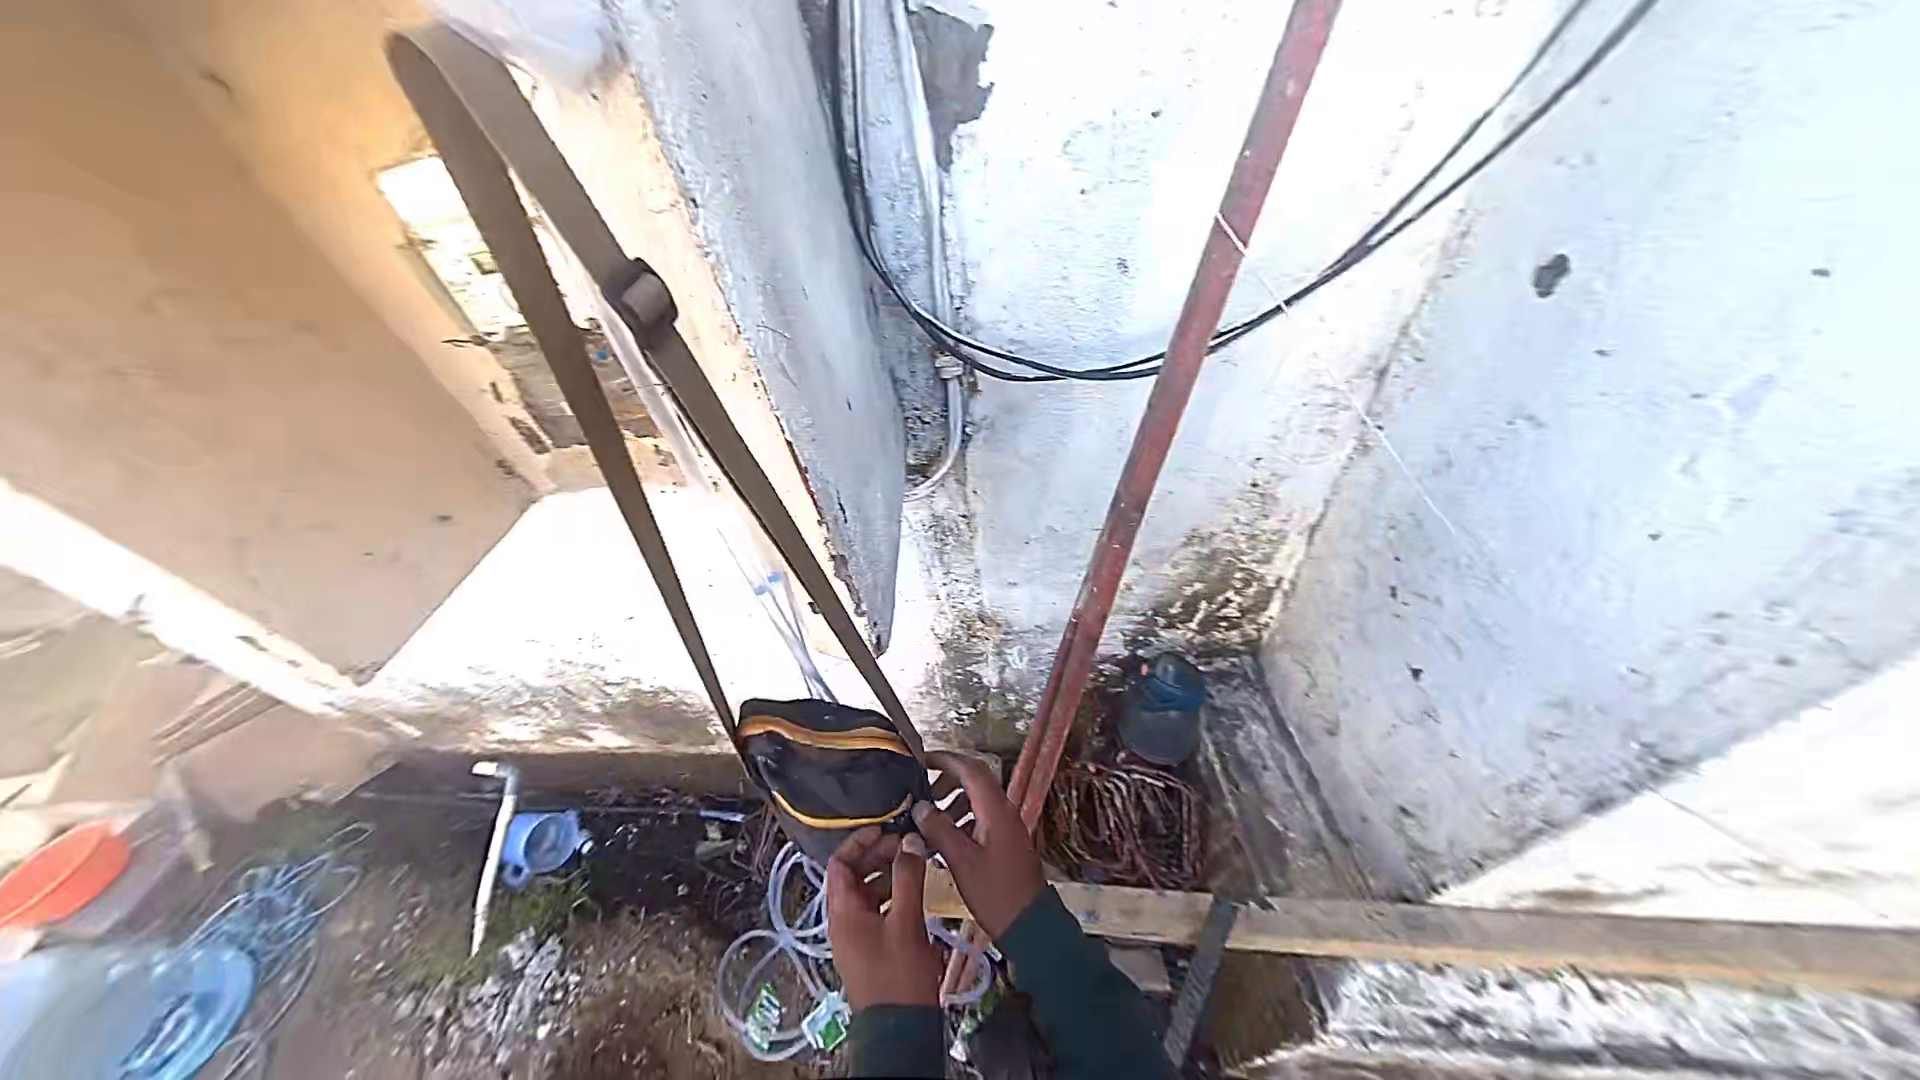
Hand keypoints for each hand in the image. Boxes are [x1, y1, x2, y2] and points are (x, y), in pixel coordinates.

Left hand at [825, 825, 941, 1008]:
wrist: (901, 1031)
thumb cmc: (898, 975)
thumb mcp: (905, 921)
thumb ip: (907, 877)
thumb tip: (910, 840)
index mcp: (842, 912)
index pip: (840, 863)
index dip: (860, 842)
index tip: (885, 829)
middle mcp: (844, 921)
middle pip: (854, 875)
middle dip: (878, 855)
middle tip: (906, 845)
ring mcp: (857, 935)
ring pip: (867, 891)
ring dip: (887, 873)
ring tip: (913, 863)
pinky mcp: (872, 947)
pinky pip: (877, 909)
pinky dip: (892, 893)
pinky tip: (913, 890)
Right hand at [912, 751, 1046, 939]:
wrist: (1030, 923)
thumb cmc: (995, 893)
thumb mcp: (961, 861)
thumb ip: (939, 830)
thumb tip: (920, 807)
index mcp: (995, 809)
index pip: (971, 769)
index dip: (946, 760)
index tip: (922, 759)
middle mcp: (1003, 809)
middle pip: (974, 779)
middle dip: (947, 779)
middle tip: (923, 790)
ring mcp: (1006, 824)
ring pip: (976, 798)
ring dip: (953, 801)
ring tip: (931, 820)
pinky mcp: (1005, 838)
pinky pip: (980, 815)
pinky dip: (962, 818)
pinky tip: (946, 839)